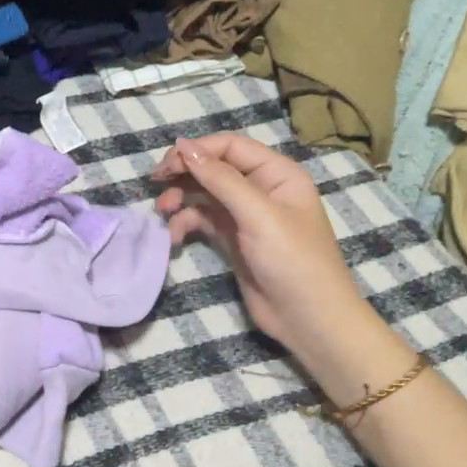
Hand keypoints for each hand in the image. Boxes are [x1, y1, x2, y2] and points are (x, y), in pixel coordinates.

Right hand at [151, 134, 373, 355]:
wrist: (309, 320)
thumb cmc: (293, 260)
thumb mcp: (257, 215)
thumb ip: (220, 178)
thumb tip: (184, 146)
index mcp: (277, 173)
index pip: (230, 147)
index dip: (198, 150)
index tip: (168, 165)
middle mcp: (261, 188)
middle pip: (214, 167)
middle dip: (185, 173)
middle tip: (156, 182)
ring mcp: (246, 215)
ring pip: (204, 193)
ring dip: (180, 198)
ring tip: (163, 211)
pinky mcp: (234, 239)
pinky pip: (203, 219)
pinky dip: (186, 223)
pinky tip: (175, 237)